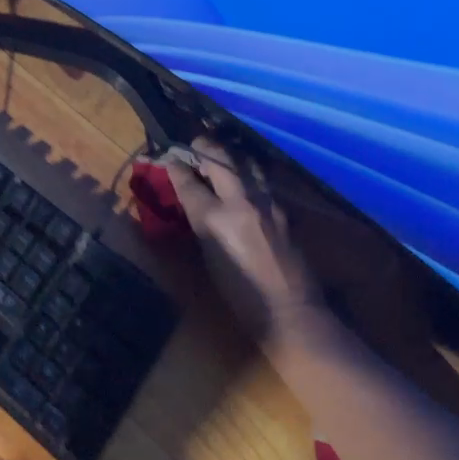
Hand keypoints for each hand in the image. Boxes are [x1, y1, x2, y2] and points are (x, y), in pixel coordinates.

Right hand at [168, 137, 323, 340]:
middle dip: (202, 147)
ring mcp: (265, 202)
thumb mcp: (209, 257)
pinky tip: (241, 180)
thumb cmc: (240, 296)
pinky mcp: (282, 209)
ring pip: (244, 160)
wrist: (291, 313)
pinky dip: (246, 172)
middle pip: (218, 157)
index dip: (174, 166)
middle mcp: (240, 202)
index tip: (167, 158)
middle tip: (192, 147)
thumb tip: (191, 200)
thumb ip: (199, 222)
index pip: (188, 181)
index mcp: (214, 219)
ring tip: (218, 158)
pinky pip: (260, 178)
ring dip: (228, 155)